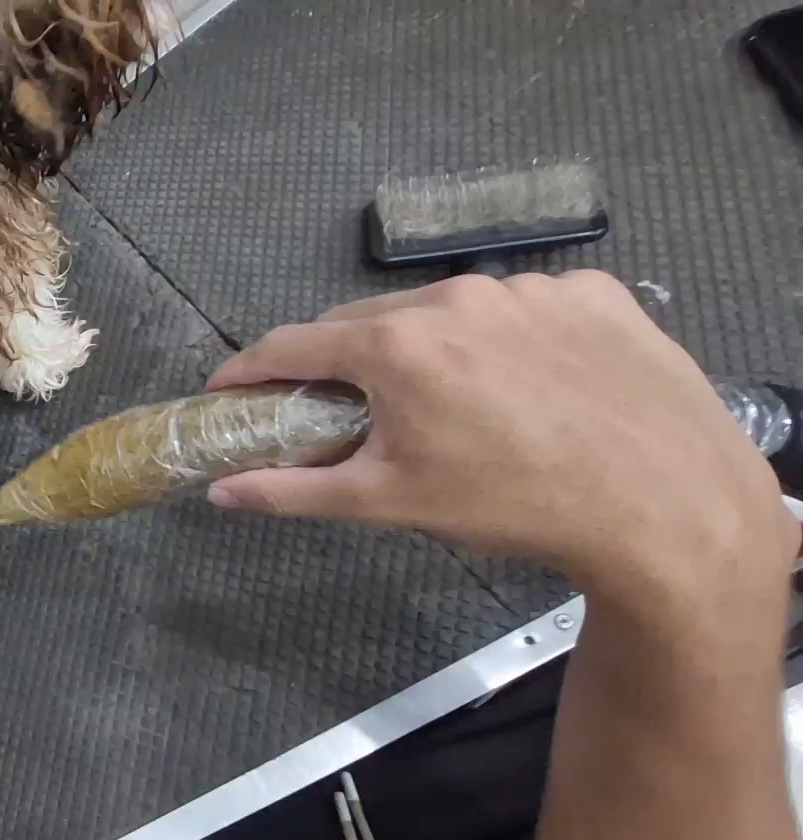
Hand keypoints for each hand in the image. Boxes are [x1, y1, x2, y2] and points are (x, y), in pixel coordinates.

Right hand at [203, 271, 796, 594]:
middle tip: (328, 407)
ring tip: (426, 398)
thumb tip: (216, 492)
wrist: (668, 505)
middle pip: (358, 321)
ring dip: (405, 345)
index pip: (289, 345)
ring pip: (433, 308)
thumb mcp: (380, 502)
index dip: (246, 369)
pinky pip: (506, 305)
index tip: (224, 390)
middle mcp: (455, 297)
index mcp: (395, 345)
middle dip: (328, 361)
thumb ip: (286, 492)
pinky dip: (482, 337)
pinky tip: (505, 380)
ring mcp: (529, 288)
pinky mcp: (591, 291)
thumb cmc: (504, 503)